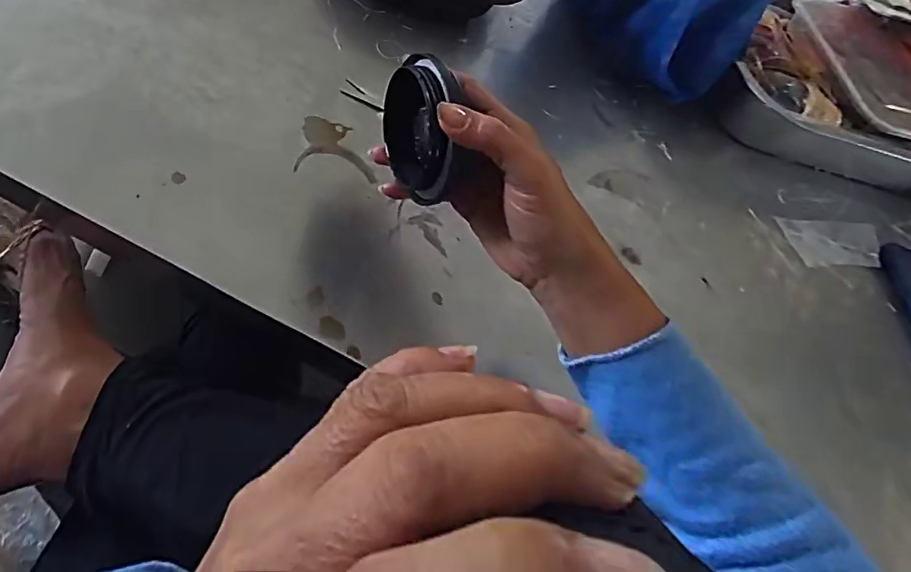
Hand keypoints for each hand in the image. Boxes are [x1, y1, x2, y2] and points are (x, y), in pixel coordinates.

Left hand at [199, 347, 653, 571]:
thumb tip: (576, 565)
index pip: (468, 560)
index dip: (560, 554)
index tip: (637, 562)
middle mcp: (298, 541)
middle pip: (425, 465)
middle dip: (533, 454)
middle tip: (616, 469)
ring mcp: (276, 494)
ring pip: (387, 410)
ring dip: (485, 399)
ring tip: (561, 414)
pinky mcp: (273, 473)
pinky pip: (350, 399)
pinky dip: (413, 369)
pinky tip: (466, 358)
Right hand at [371, 76, 665, 356]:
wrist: (557, 268)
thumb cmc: (550, 214)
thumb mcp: (526, 169)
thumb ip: (490, 136)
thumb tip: (443, 111)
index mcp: (505, 130)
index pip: (470, 95)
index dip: (444, 82)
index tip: (411, 80)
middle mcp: (486, 147)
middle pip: (445, 123)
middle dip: (416, 119)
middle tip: (387, 121)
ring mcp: (474, 174)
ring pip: (434, 154)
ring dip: (409, 152)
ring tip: (381, 155)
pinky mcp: (464, 200)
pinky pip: (432, 184)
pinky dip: (412, 184)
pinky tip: (393, 188)